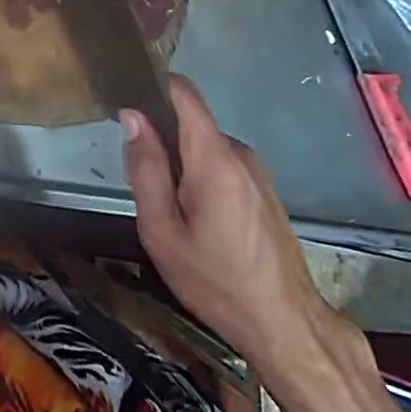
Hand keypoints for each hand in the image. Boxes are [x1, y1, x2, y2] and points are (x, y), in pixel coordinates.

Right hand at [121, 75, 338, 366]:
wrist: (286, 326)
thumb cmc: (215, 279)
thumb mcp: (161, 228)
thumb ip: (145, 168)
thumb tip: (132, 116)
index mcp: (214, 158)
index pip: (184, 94)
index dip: (153, 85)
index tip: (124, 96)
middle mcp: (240, 154)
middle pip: (188, 123)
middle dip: (158, 139)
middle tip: (141, 183)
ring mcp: (256, 171)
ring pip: (201, 146)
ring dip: (178, 162)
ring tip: (167, 207)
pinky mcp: (263, 189)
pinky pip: (219, 163)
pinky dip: (197, 175)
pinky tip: (193, 217)